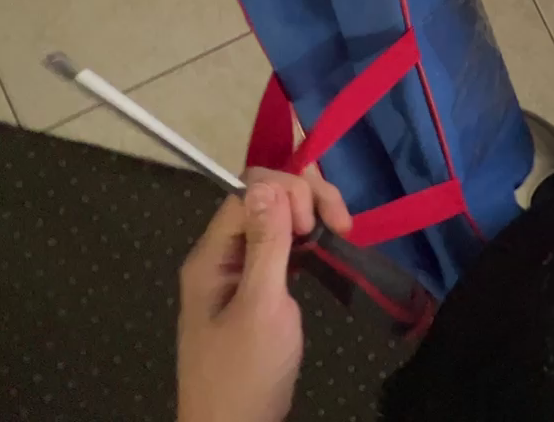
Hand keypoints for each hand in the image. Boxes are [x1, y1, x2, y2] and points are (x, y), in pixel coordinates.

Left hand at [176, 168, 352, 421]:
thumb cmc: (246, 371)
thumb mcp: (261, 305)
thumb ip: (266, 243)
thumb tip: (266, 182)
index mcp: (212, 255)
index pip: (250, 190)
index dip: (288, 193)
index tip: (315, 226)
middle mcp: (224, 253)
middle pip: (267, 194)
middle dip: (308, 196)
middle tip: (339, 226)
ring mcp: (242, 267)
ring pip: (280, 212)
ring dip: (314, 211)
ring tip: (341, 232)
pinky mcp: (261, 280)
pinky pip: (286, 238)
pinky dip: (311, 233)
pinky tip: (329, 243)